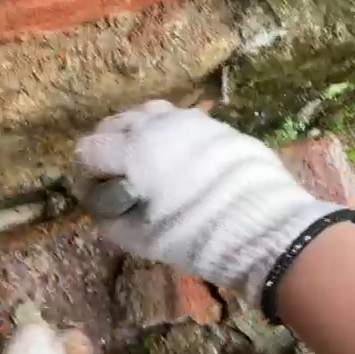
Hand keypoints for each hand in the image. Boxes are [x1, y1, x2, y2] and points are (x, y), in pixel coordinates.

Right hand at [74, 101, 338, 302]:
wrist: (265, 226)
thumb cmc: (195, 236)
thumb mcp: (142, 240)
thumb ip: (112, 221)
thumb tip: (104, 209)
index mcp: (132, 150)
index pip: (89, 149)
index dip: (88, 173)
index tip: (100, 192)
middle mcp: (156, 125)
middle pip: (114, 124)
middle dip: (109, 148)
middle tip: (120, 178)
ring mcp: (187, 120)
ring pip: (146, 114)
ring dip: (137, 134)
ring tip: (147, 162)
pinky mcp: (214, 124)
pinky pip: (177, 119)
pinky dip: (167, 133)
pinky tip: (178, 158)